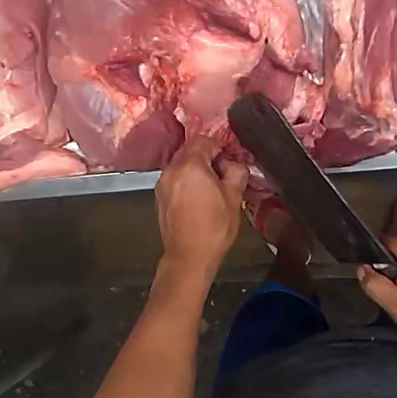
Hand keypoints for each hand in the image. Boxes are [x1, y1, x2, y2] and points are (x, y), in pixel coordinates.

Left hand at [156, 138, 247, 276]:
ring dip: (196, 169)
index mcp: (190, 166)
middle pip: (189, 151)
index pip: (203, 141)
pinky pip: (175, 179)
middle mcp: (172, 170)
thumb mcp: (234, 198)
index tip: (230, 161)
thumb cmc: (215, 227)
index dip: (219, 147)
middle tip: (223, 174)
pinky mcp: (159, 197)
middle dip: (207, 157)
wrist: (189, 256)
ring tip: (212, 188)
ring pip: (181, 165)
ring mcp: (162, 184)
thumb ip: (236, 173)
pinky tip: (199, 198)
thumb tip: (234, 165)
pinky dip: (187, 181)